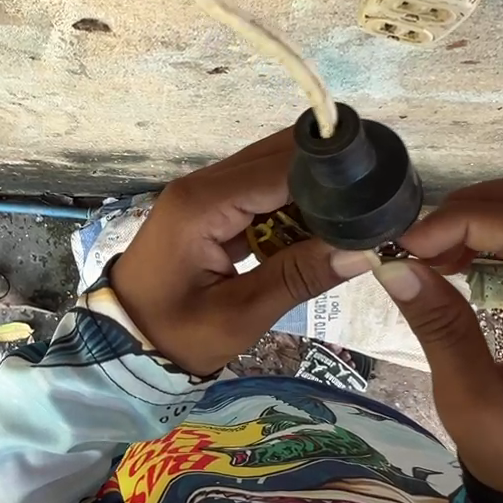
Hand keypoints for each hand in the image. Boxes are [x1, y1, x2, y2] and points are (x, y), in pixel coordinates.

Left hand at [111, 128, 382, 375]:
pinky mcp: (206, 209)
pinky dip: (288, 206)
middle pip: (276, 159)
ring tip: (358, 216)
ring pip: (268, 172)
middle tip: (378, 200)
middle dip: (326, 177)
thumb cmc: (174, 334)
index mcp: (202, 204)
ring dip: (310, 191)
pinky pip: (256, 193)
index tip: (381, 186)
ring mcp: (201, 194)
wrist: (121, 343)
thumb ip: (298, 277)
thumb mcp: (238, 315)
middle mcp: (201, 186)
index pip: (279, 169)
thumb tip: (363, 250)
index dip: (331, 175)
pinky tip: (319, 229)